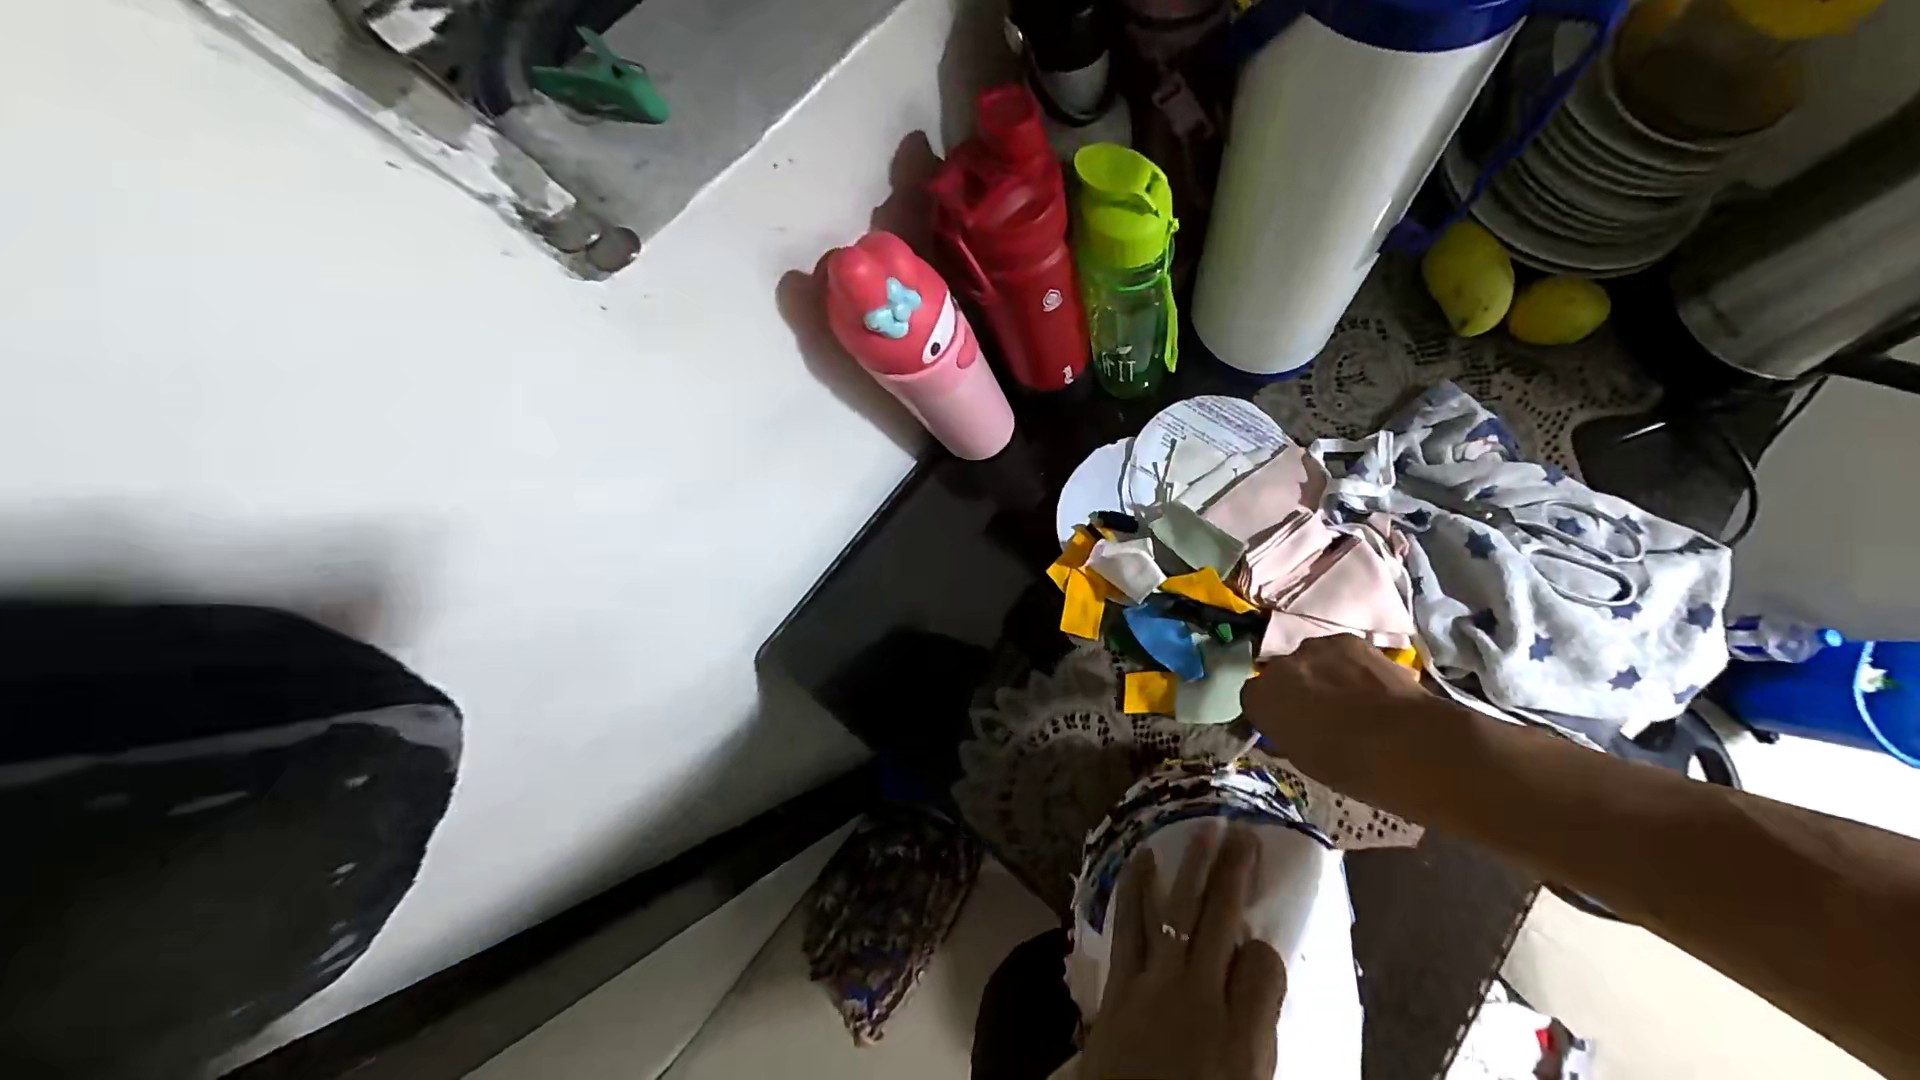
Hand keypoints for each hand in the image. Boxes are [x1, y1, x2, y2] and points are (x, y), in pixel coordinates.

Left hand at [1078, 826, 1285, 1079]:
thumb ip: (1257, 1028)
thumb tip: (1258, 969)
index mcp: (1242, 1035)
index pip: (1267, 966)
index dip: (1267, 951)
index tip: (1260, 947)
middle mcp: (1200, 996)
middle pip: (1222, 920)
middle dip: (1235, 873)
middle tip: (1245, 833)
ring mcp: (1155, 981)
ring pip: (1178, 909)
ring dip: (1193, 866)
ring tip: (1207, 831)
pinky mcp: (1121, 979)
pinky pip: (1129, 922)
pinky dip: (1136, 886)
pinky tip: (1144, 857)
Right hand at [1240, 634, 1427, 774]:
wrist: (1409, 743)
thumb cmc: (1350, 766)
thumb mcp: (1304, 760)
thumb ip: (1285, 737)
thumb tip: (1284, 732)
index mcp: (1260, 698)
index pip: (1252, 699)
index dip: (1270, 712)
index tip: (1287, 727)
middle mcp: (1279, 666)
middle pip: (1280, 674)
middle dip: (1295, 689)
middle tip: (1320, 714)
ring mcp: (1314, 648)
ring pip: (1310, 660)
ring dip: (1321, 674)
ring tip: (1350, 698)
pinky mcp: (1348, 640)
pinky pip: (1338, 653)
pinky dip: (1348, 666)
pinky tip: (1369, 686)